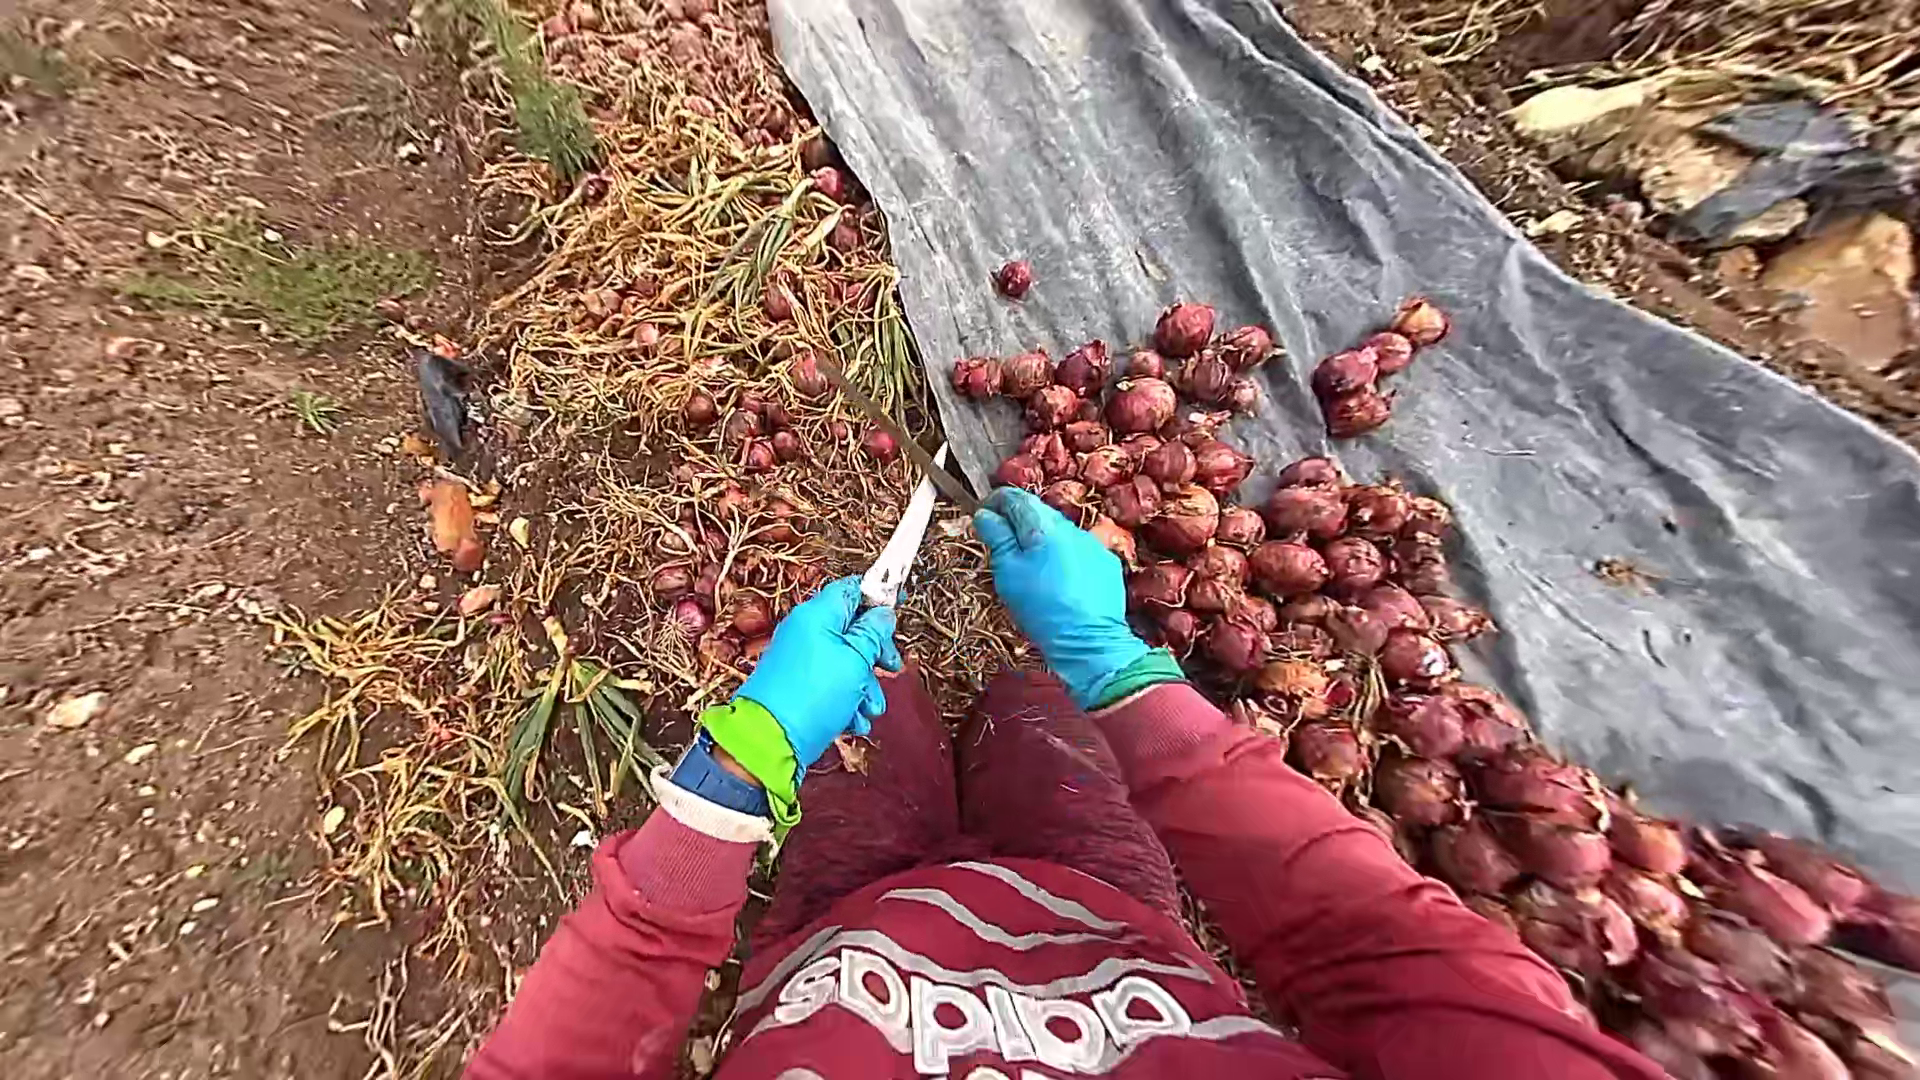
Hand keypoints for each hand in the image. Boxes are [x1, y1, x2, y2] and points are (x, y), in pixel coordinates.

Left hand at [736, 576, 902, 767]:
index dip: (878, 595)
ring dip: (865, 682)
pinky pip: (833, 682)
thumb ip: (873, 632)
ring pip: (847, 659)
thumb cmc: (812, 696)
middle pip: (853, 627)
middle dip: (877, 650)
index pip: (852, 589)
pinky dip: (848, 698)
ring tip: (869, 706)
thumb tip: (883, 614)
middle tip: (891, 666)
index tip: (900, 603)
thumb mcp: (855, 660)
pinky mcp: (800, 684)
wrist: (769, 743)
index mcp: (817, 615)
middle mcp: (807, 631)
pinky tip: (854, 718)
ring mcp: (802, 658)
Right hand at [973, 487, 1149, 707]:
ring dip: (1040, 541)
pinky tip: (1056, 580)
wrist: (1089, 642)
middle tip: (1000, 545)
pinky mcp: (1106, 563)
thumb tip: (984, 514)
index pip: (1015, 497)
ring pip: (1058, 533)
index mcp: (1043, 525)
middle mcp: (1071, 527)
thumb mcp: (1008, 573)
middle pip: (1038, 513)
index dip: (994, 502)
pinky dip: (1062, 557)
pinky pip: (1078, 551)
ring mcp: (1092, 544)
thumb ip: (997, 538)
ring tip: (1028, 568)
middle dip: (1016, 523)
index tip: (982, 516)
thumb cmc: (1041, 608)